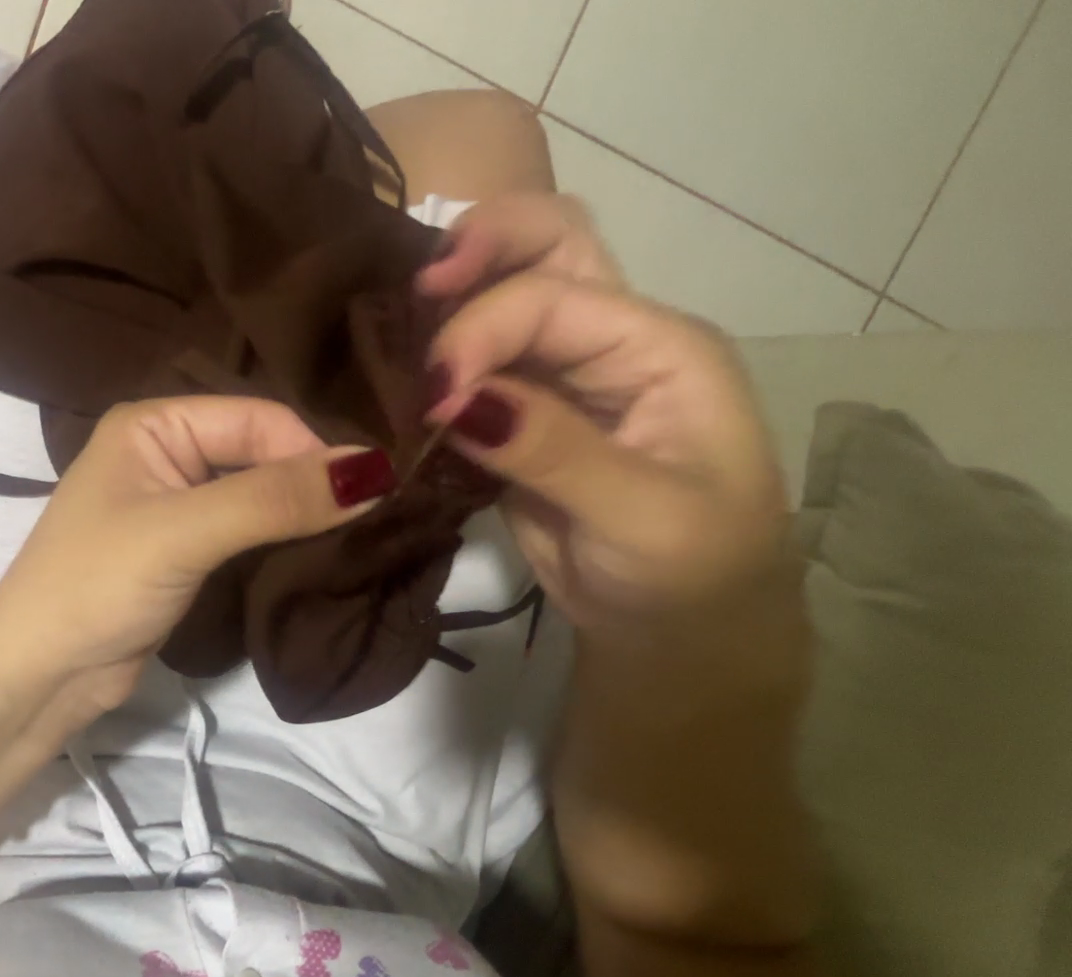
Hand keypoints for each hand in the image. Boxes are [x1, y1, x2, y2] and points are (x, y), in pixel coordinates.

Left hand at [0, 397, 392, 745]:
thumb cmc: (96, 586)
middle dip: (312, 482)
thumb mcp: (183, 533)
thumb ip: (274, 499)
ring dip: (301, 513)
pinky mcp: (181, 553)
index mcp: (151, 424)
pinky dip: (279, 540)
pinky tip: (319, 556)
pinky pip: (243, 532)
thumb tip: (376, 470)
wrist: (39, 674)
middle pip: (259, 452)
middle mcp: (162, 453)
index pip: (256, 418)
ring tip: (362, 536)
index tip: (376, 493)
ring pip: (255, 494)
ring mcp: (171, 506)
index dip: (314, 450)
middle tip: (378, 517)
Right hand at [418, 195, 793, 642]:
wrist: (673, 628)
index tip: (432, 397)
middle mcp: (608, 342)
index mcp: (659, 348)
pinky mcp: (516, 416)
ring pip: (504, 292)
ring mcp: (559, 376)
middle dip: (479, 246)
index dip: (481, 330)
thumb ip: (552, 449)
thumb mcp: (642, 516)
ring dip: (449, 297)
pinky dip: (433, 356)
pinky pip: (472, 365)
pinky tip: (394, 369)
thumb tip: (452, 398)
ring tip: (392, 323)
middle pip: (548, 245)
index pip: (553, 298)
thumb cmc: (689, 571)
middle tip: (414, 287)